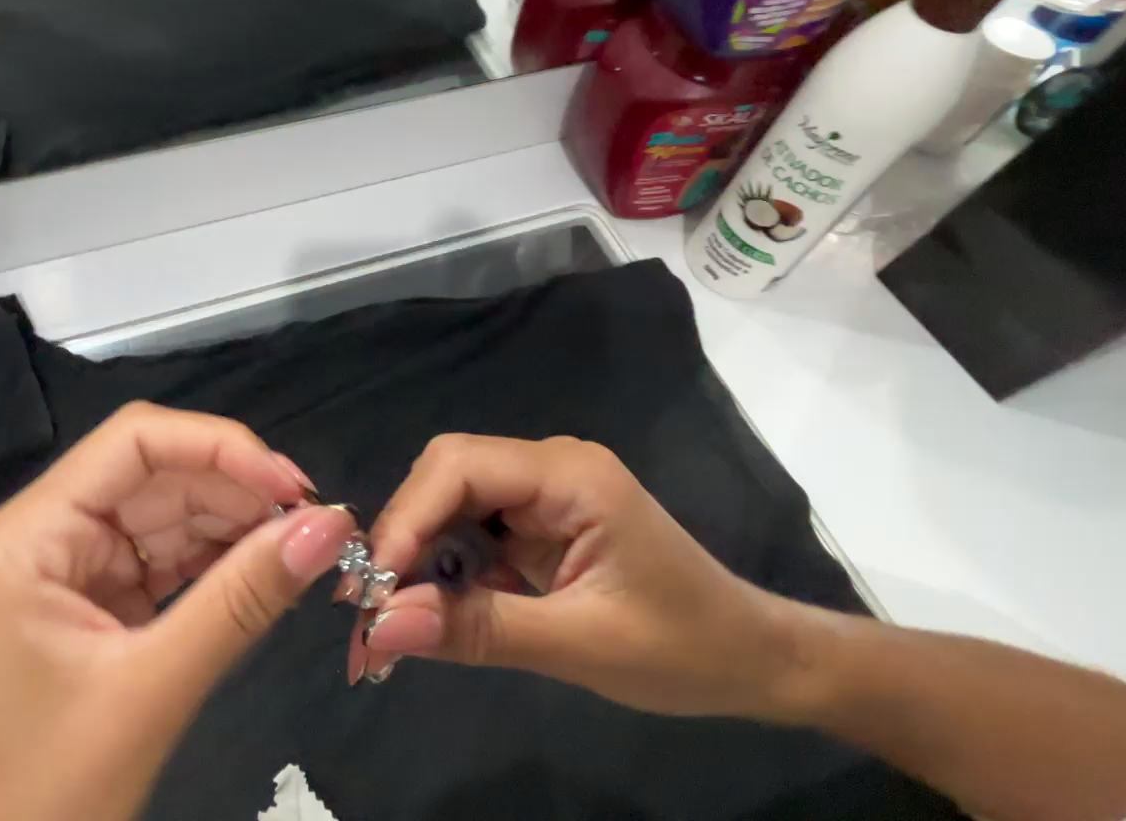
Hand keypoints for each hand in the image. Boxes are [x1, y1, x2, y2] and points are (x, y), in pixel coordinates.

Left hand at [0, 402, 358, 820]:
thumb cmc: (44, 792)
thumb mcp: (150, 690)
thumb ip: (242, 600)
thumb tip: (330, 526)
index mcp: (34, 532)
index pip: (137, 442)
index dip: (221, 447)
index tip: (293, 487)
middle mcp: (51, 531)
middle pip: (158, 473)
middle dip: (238, 489)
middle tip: (315, 525)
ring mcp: (74, 567)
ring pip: (170, 514)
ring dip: (237, 525)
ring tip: (301, 549)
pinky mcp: (99, 602)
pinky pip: (169, 559)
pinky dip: (220, 563)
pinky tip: (266, 572)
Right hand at [349, 434, 808, 717]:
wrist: (753, 658)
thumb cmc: (685, 647)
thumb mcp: (582, 645)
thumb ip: (482, 630)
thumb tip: (385, 627)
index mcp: (570, 474)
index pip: (459, 466)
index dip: (406, 518)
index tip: (372, 587)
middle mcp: (550, 467)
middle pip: (447, 475)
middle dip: (405, 535)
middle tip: (372, 606)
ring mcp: (544, 492)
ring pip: (452, 501)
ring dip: (420, 555)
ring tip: (393, 615)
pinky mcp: (539, 522)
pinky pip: (473, 529)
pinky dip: (447, 568)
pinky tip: (439, 608)